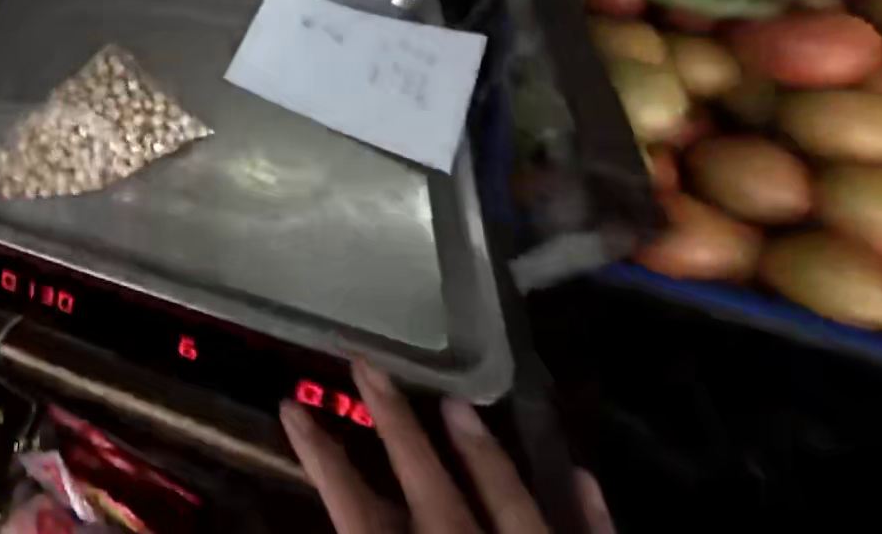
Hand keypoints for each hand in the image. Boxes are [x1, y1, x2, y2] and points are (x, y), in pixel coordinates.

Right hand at [280, 361, 614, 533]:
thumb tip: (348, 520)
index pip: (355, 512)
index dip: (320, 457)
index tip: (290, 407)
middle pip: (428, 487)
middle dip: (395, 422)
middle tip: (367, 363)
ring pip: (511, 508)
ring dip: (484, 456)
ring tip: (460, 404)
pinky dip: (590, 520)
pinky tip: (582, 478)